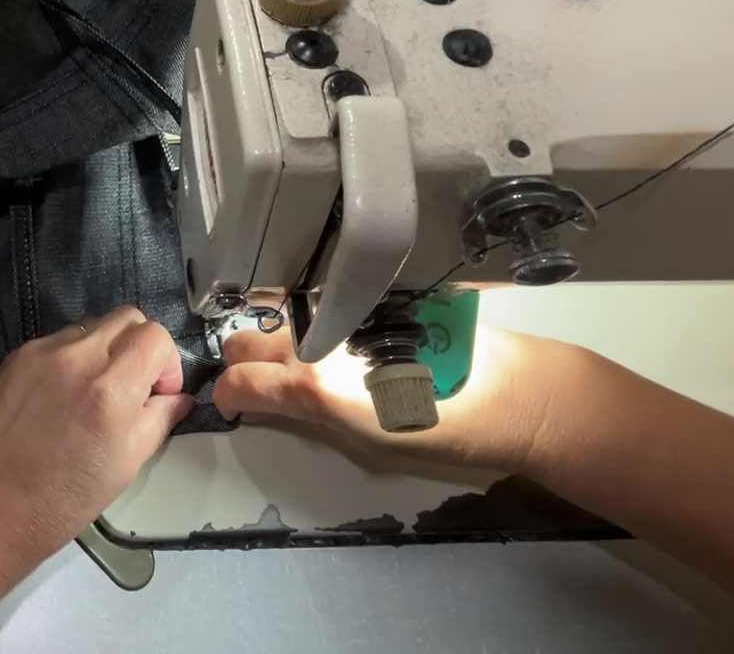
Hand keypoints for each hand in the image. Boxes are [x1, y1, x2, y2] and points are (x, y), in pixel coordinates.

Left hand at [0, 307, 193, 582]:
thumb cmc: (65, 499)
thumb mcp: (129, 464)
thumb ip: (160, 418)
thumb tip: (178, 396)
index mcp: (110, 389)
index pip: (155, 335)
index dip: (166, 362)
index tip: (157, 392)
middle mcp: (77, 357)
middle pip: (128, 317)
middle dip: (141, 346)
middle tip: (133, 387)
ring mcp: (43, 351)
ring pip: (95, 324)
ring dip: (107, 349)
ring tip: (95, 393)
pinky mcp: (20, 354)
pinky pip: (62, 339)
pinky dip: (75, 357)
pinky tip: (64, 395)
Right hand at [214, 325, 589, 473]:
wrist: (506, 393)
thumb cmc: (438, 431)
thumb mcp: (361, 438)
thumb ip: (306, 414)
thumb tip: (266, 403)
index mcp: (315, 383)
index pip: (240, 379)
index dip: (228, 394)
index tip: (233, 402)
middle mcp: (315, 340)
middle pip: (242, 340)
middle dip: (241, 360)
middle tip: (262, 379)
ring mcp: (333, 312)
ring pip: (274, 319)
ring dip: (272, 337)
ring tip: (301, 357)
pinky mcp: (355, 295)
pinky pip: (310, 304)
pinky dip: (305, 321)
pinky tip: (332, 335)